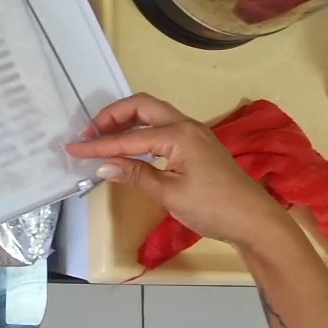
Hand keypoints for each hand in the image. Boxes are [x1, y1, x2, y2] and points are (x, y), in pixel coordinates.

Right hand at [64, 93, 295, 250]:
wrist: (255, 221)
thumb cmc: (214, 208)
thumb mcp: (170, 194)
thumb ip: (136, 175)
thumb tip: (103, 165)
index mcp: (178, 134)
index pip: (128, 137)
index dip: (98, 145)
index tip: (73, 148)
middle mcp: (185, 125)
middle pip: (141, 106)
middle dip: (112, 116)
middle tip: (90, 134)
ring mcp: (193, 133)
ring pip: (152, 114)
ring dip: (126, 121)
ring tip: (103, 138)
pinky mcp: (195, 144)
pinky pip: (161, 126)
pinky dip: (140, 130)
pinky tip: (129, 146)